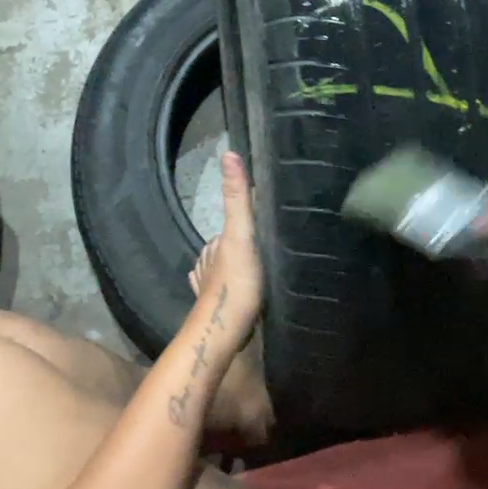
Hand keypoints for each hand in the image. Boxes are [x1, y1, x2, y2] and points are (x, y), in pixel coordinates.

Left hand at [189, 151, 264, 331]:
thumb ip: (236, 198)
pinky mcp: (221, 308)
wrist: (223, 335)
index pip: (236, 219)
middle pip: (232, 243)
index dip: (253, 213)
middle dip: (249, 239)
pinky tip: (249, 287)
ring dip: (243, 262)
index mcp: (217, 242)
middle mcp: (210, 261)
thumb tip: (229, 154)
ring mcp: (212, 286)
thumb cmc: (235, 284)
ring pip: (228, 266)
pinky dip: (237, 284)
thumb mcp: (240, 236)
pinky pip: (229, 289)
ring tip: (268, 261)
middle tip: (277, 238)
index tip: (274, 211)